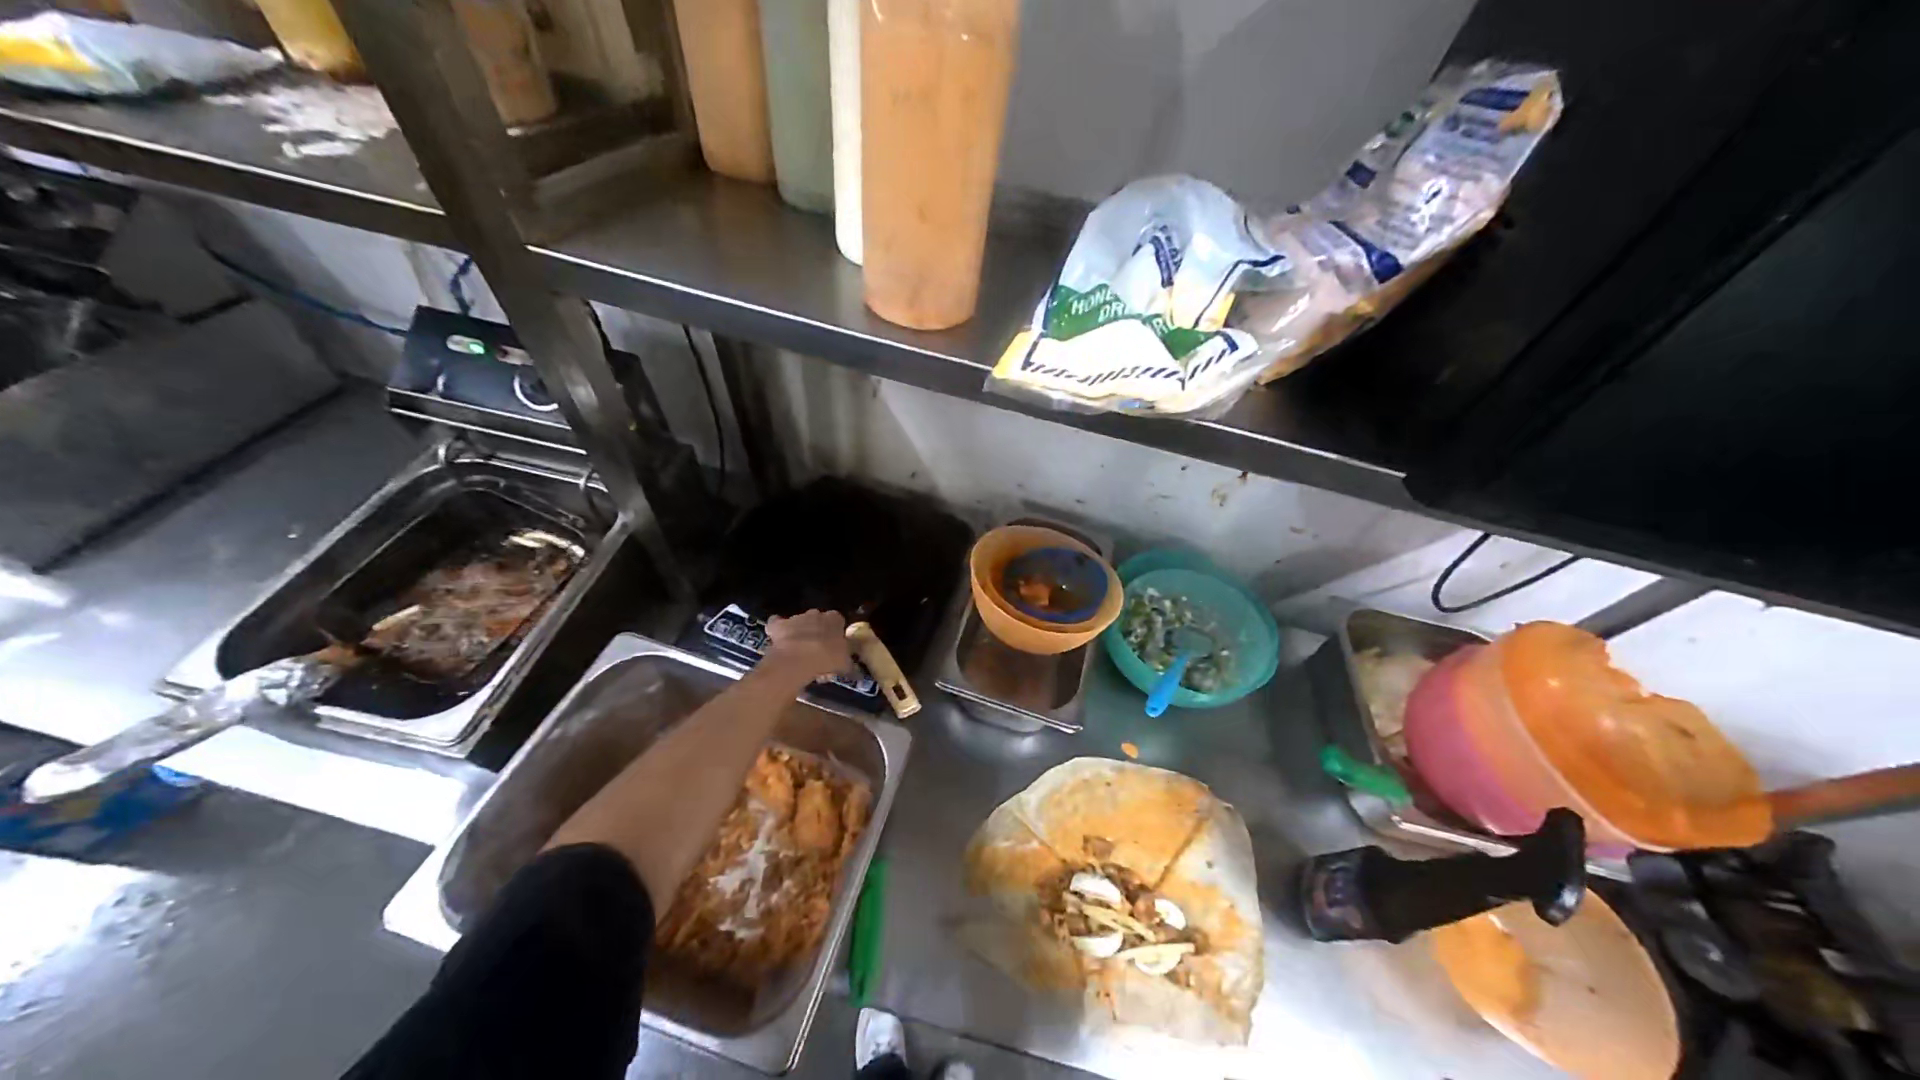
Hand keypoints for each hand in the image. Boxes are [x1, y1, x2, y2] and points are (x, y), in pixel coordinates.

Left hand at [762, 609, 852, 682]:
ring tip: (798, 653)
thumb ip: (849, 664)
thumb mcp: (844, 664)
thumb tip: (855, 671)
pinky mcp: (778, 625)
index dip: (835, 634)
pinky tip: (778, 640)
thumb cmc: (827, 658)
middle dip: (817, 632)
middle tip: (817, 651)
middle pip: (817, 620)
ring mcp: (796, 618)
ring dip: (799, 633)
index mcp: (835, 619)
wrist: (798, 659)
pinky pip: (777, 624)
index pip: (838, 621)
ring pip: (798, 623)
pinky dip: (777, 630)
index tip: (834, 647)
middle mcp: (816, 614)